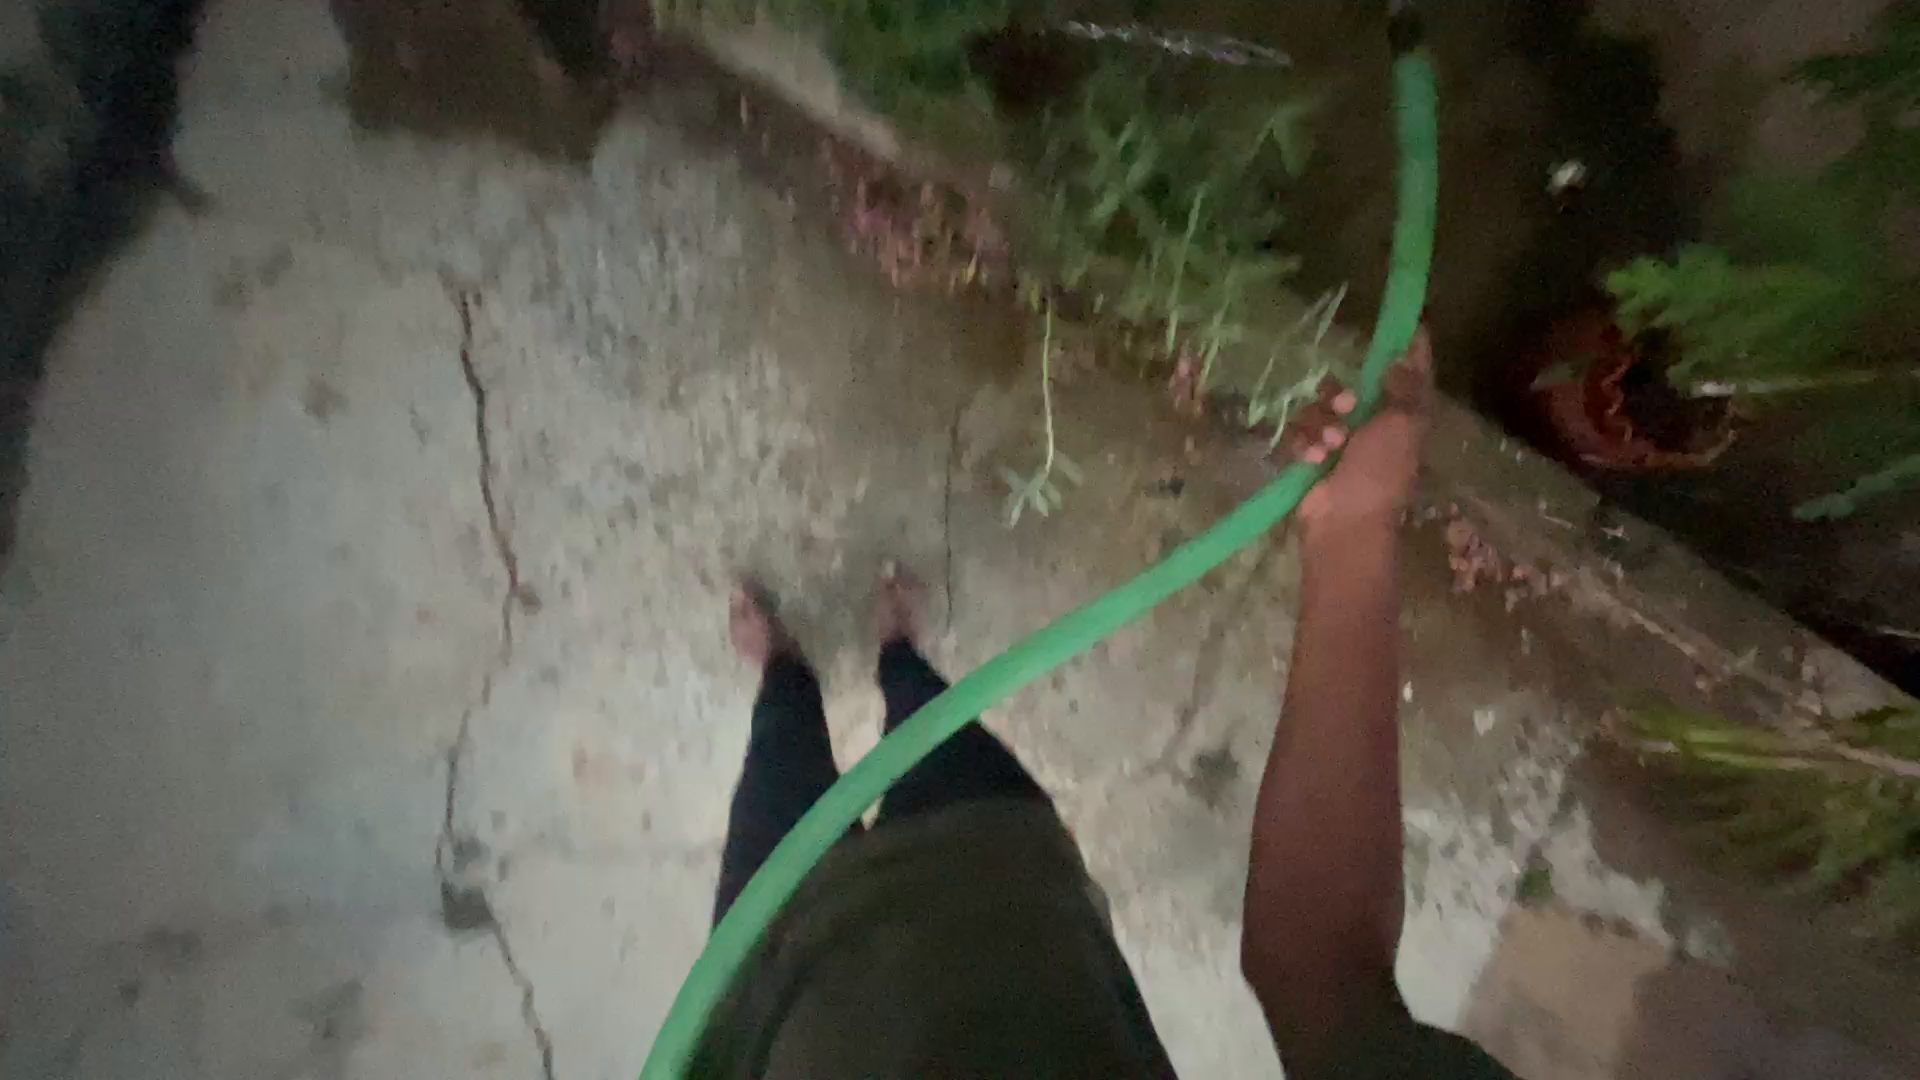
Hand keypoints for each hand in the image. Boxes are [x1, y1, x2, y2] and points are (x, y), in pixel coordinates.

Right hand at [1288, 327, 1432, 532]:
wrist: (1344, 520)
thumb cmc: (1380, 473)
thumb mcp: (1402, 424)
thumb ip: (1402, 387)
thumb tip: (1398, 357)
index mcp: (1402, 414)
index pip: (1409, 370)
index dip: (1409, 346)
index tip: (1407, 322)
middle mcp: (1371, 423)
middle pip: (1348, 386)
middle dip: (1340, 394)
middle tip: (1344, 406)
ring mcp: (1338, 442)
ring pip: (1318, 409)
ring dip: (1320, 424)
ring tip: (1326, 445)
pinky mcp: (1310, 457)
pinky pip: (1298, 434)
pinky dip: (1303, 445)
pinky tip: (1310, 459)